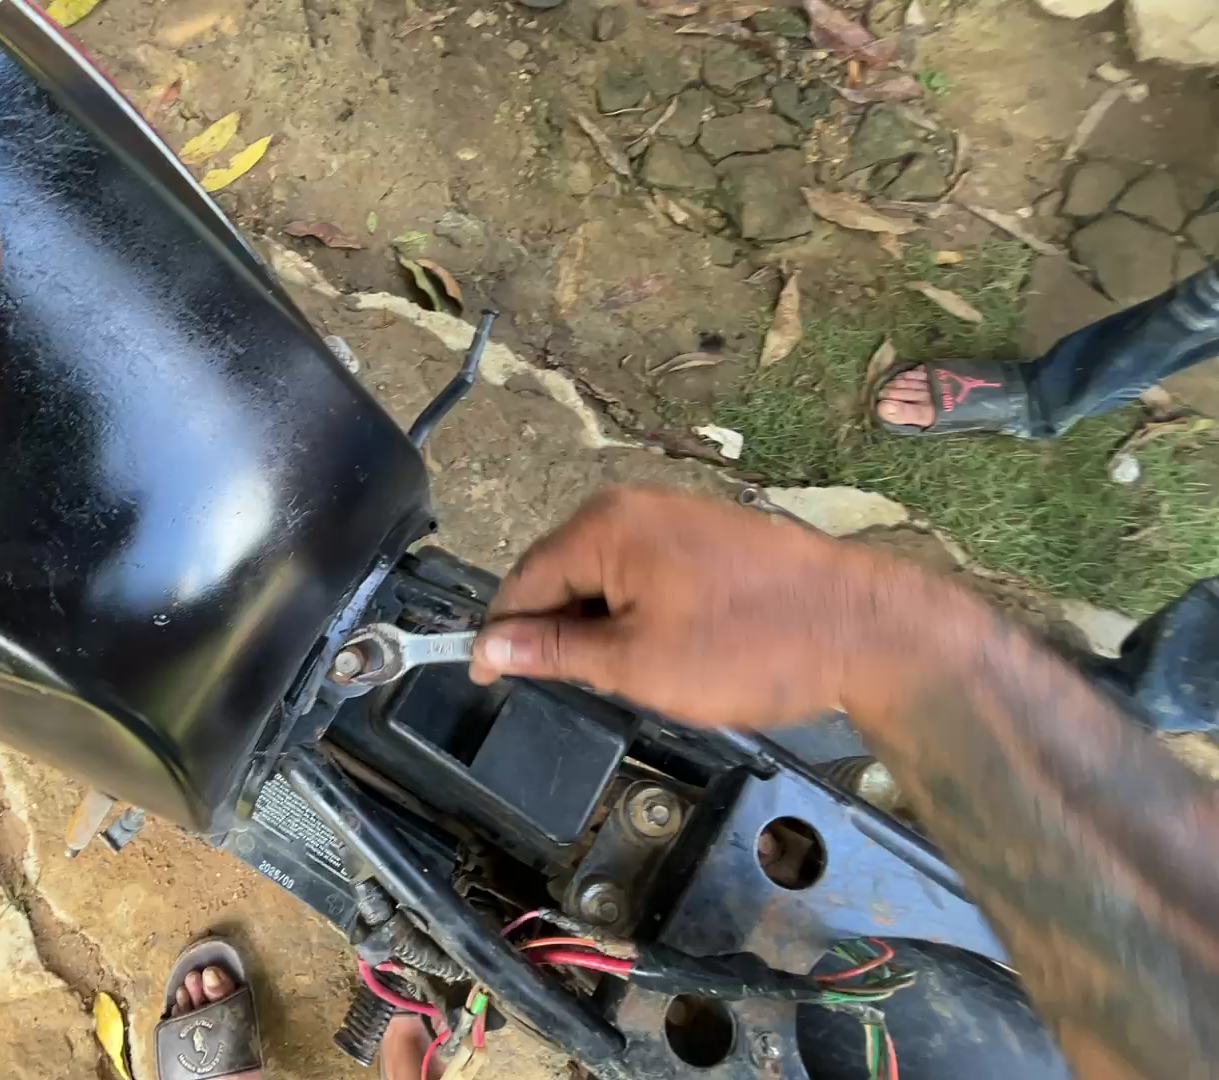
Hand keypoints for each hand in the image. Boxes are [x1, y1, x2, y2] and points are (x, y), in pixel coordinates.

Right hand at [468, 488, 976, 727]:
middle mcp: (626, 507)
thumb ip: (551, 651)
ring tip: (613, 668)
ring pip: (596, 574)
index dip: (500, 633)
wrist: (876, 631)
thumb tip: (487, 646)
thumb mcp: (634, 662)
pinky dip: (624, 607)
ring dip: (589, 620)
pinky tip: (649, 641)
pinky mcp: (698, 531)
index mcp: (601, 528)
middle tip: (560, 681)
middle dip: (549, 627)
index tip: (485, 674)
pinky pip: (633, 567)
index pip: (523, 581)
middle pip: (557, 573)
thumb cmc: (748, 647)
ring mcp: (667, 514)